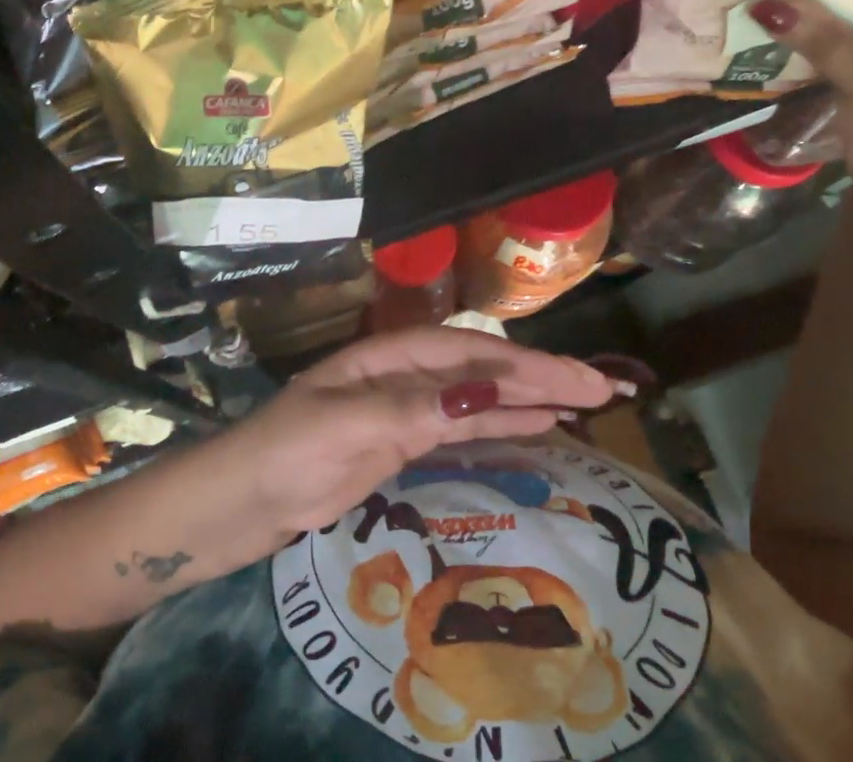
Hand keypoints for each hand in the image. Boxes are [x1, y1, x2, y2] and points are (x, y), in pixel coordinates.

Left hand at [226, 327, 620, 534]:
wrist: (247, 498)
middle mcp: (406, 375)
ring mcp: (409, 408)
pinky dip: (505, 425)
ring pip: (482, 398)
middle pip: (484, 370)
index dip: (525, 365)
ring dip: (533, 398)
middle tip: (605, 390)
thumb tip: (482, 397)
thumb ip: (412, 410)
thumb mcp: (345, 426)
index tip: (577, 379)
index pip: (470, 353)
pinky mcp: (408, 442)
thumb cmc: (286, 451)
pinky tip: (543, 426)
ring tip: (589, 404)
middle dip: (543, 377)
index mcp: (388, 356)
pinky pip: (466, 429)